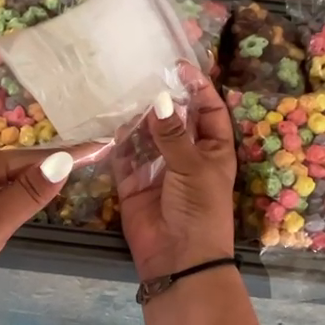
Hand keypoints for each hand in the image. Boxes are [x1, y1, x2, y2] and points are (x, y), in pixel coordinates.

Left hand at [0, 148, 80, 312]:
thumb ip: (30, 191)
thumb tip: (64, 159)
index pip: (35, 156)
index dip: (70, 155)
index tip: (103, 147)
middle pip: (20, 165)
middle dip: (53, 164)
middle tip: (93, 160)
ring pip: (7, 182)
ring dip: (34, 181)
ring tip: (70, 179)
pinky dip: (15, 198)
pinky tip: (27, 206)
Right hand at [114, 65, 237, 282]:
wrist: (178, 257)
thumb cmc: (200, 210)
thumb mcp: (193, 167)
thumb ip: (173, 134)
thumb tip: (158, 100)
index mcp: (213, 150)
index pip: (208, 111)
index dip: (197, 88)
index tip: (178, 67)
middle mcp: (185, 156)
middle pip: (173, 120)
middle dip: (161, 101)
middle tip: (141, 76)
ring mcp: (157, 169)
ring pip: (146, 136)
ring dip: (137, 120)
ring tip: (122, 96)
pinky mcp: (132, 183)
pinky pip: (123, 158)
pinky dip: (118, 144)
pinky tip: (111, 126)